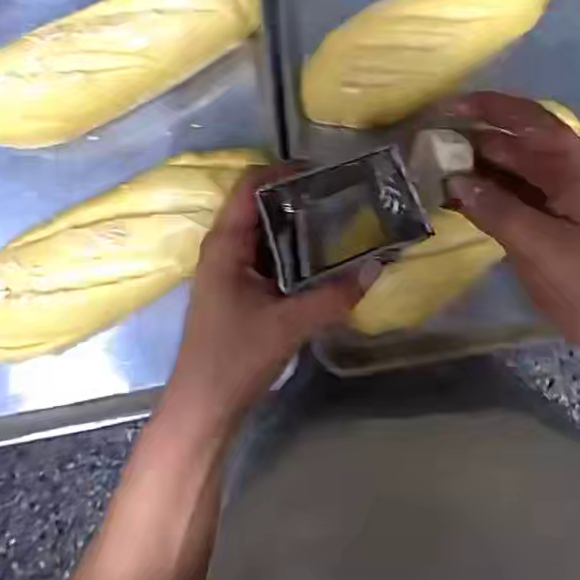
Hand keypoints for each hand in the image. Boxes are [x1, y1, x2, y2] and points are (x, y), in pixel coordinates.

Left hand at [166, 167, 373, 427]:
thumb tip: (377, 267)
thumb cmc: (235, 358)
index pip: (251, 186)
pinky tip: (324, 261)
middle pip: (260, 205)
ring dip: (299, 227)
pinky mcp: (239, 289)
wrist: (203, 407)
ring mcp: (230, 270)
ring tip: (341, 224)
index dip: (284, 171)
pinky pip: (268, 257)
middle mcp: (224, 249)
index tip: (324, 174)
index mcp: (225, 244)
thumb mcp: (289, 325)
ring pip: (266, 233)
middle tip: (343, 199)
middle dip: (299, 198)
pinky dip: (294, 253)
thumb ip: (334, 296)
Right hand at [442, 92, 579, 365]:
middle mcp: (568, 173)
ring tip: (434, 171)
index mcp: (574, 166)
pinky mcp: (555, 222)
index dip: (485, 108)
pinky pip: (516, 197)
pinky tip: (459, 200)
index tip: (445, 108)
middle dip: (472, 141)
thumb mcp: (538, 246)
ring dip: (476, 170)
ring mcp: (563, 198)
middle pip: (514, 145)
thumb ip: (495, 209)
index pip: (525, 120)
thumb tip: (455, 180)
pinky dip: (488, 195)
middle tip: (426, 148)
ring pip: (512, 172)